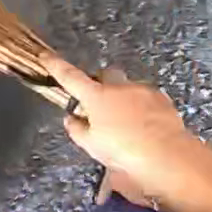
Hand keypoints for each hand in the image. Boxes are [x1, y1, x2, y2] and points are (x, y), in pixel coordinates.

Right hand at [41, 55, 203, 189]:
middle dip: (100, 84)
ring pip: (126, 87)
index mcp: (96, 96)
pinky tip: (145, 126)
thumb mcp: (92, 146)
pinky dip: (141, 107)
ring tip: (126, 124)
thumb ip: (77, 129)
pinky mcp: (161, 98)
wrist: (167, 155)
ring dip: (122, 98)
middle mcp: (118, 86)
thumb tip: (71, 118)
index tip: (45, 55)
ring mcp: (141, 89)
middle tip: (99, 106)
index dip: (55, 65)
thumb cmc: (124, 152)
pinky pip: (145, 97)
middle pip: (104, 75)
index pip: (70, 76)